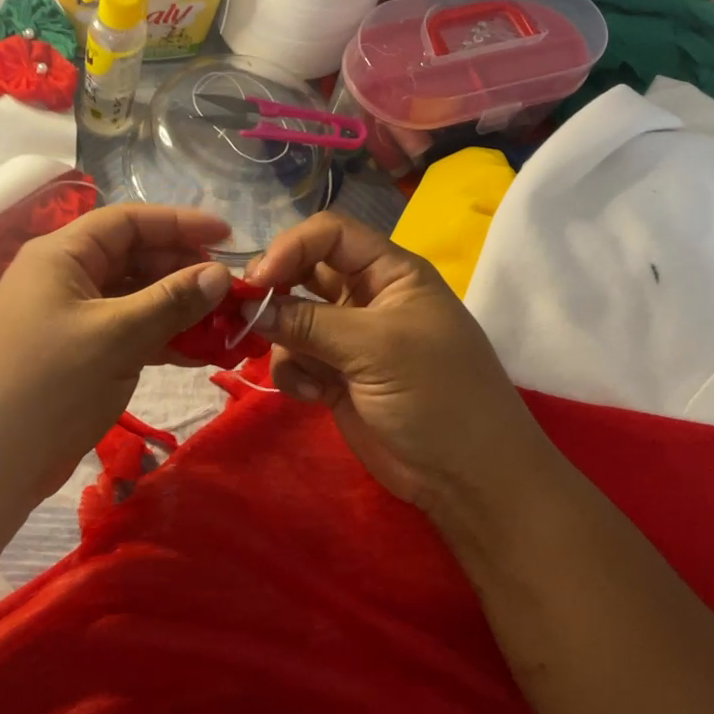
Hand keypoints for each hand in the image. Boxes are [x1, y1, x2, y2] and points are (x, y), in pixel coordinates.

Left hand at [0, 204, 233, 500]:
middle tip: (231, 292)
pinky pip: (126, 330)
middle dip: (183, 272)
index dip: (180, 223)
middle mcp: (62, 276)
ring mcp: (68, 316)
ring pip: (133, 297)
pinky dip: (159, 337)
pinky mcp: (76, 352)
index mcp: (60, 255)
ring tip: (225, 325)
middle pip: (132, 257)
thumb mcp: (118, 336)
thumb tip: (220, 276)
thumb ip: (172, 301)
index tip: (229, 237)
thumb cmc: (52, 385)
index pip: (127, 222)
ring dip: (177, 309)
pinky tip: (200, 353)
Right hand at [243, 212, 549, 510]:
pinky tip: (313, 396)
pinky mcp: (335, 376)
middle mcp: (368, 296)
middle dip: (276, 291)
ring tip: (299, 372)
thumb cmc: (436, 396)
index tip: (258, 280)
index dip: (291, 246)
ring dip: (284, 340)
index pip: (330, 234)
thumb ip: (308, 322)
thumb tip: (247, 306)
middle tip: (247, 315)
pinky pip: (295, 357)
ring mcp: (349, 338)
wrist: (467, 480)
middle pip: (304, 271)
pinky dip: (293, 373)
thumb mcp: (376, 348)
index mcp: (391, 272)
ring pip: (292, 317)